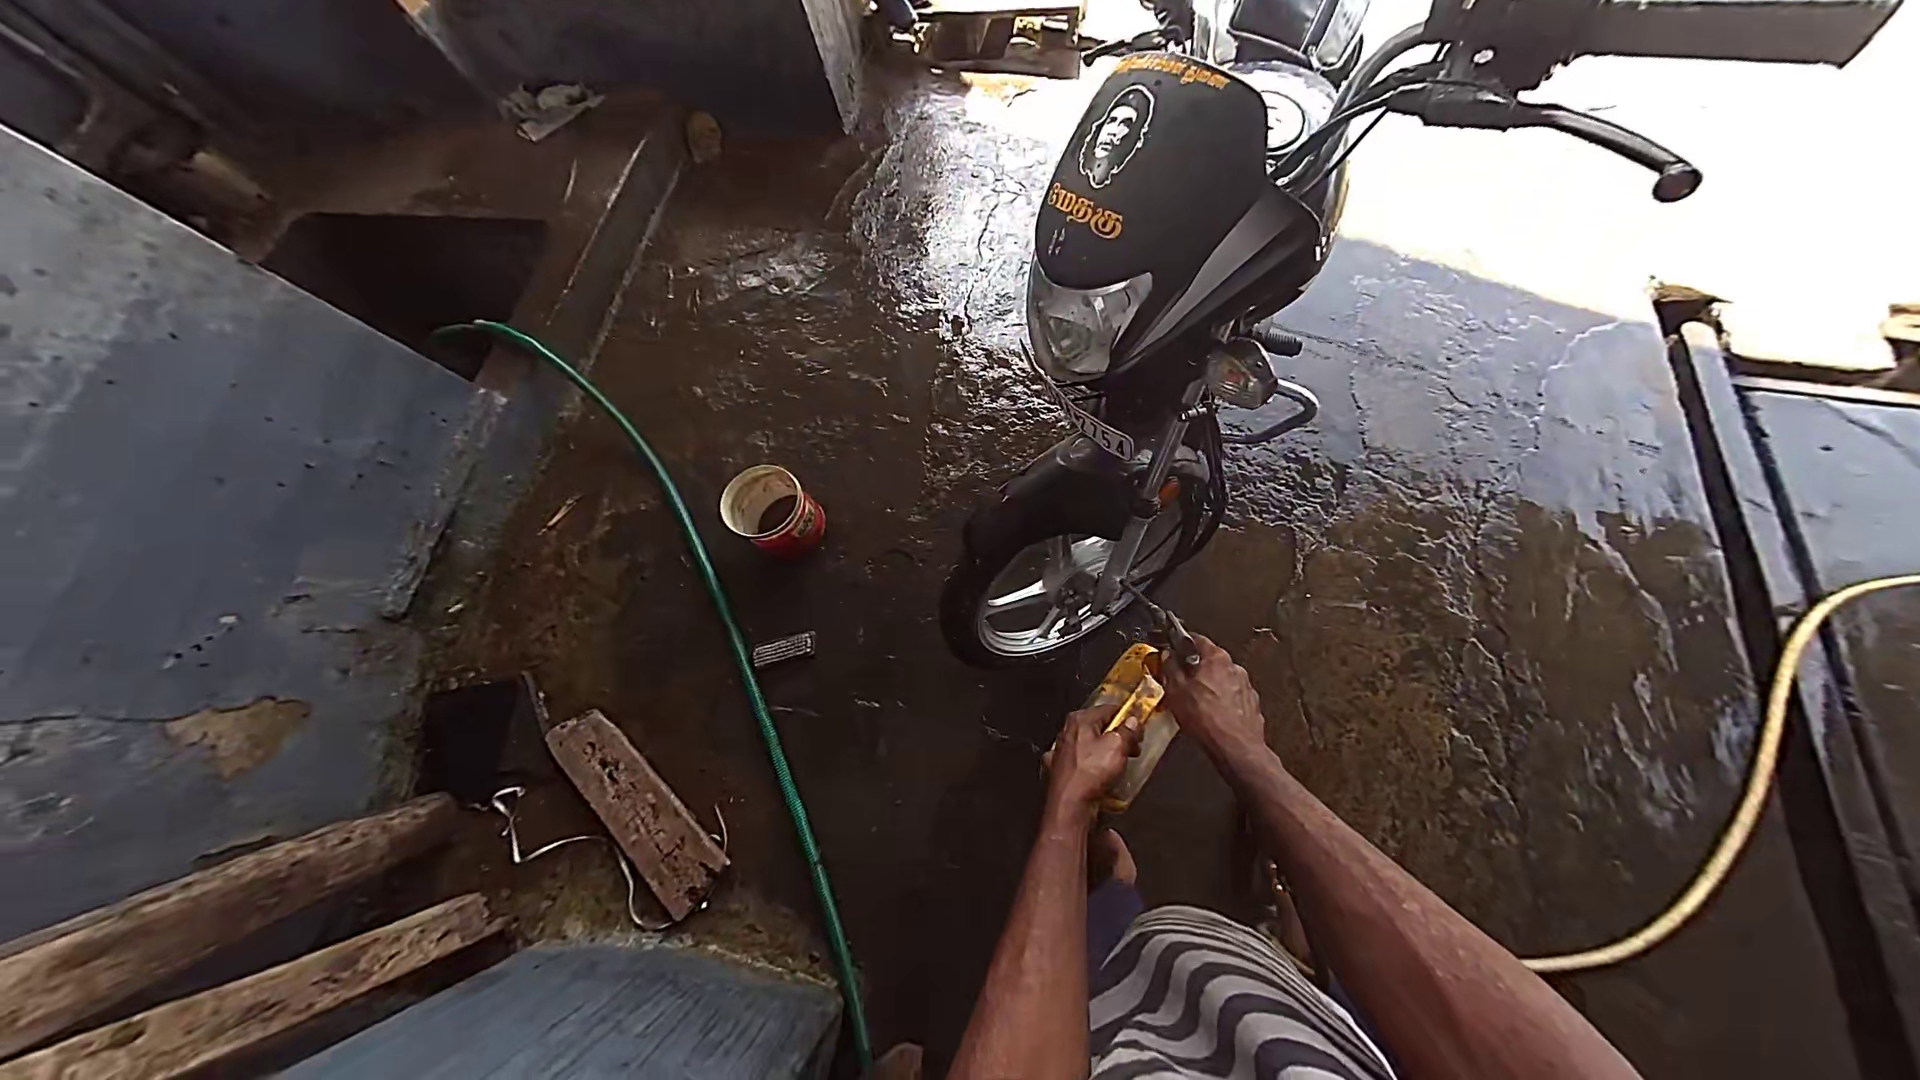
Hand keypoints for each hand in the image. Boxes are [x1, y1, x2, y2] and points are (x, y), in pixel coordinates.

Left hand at [1044, 704, 1140, 822]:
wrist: (1070, 804)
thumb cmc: (1090, 774)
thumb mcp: (1118, 746)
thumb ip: (1127, 731)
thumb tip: (1132, 722)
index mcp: (1080, 720)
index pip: (1107, 709)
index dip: (1126, 717)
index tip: (1138, 727)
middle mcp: (1067, 732)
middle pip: (1097, 727)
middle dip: (1117, 737)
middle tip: (1133, 748)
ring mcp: (1061, 751)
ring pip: (1088, 745)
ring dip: (1105, 752)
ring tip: (1119, 765)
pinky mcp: (1060, 769)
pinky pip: (1081, 763)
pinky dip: (1091, 767)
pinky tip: (1099, 775)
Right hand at [1162, 635, 1267, 760]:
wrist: (1235, 748)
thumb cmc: (1208, 719)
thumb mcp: (1176, 690)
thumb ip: (1170, 668)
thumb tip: (1168, 657)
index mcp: (1216, 658)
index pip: (1196, 639)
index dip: (1181, 643)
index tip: (1173, 649)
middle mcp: (1235, 668)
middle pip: (1209, 660)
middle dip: (1194, 668)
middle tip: (1180, 680)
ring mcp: (1246, 687)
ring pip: (1221, 679)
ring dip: (1209, 686)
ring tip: (1195, 703)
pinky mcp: (1251, 705)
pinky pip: (1231, 697)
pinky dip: (1221, 702)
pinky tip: (1210, 714)